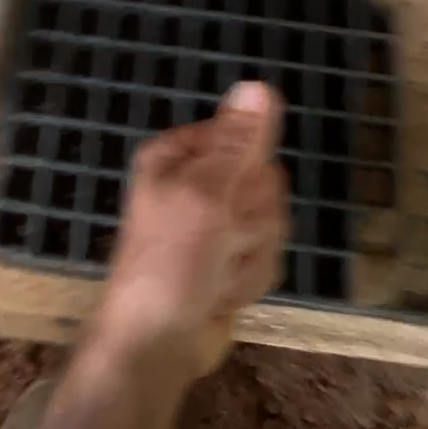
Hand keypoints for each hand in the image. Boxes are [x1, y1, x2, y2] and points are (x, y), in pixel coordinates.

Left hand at [36, 84, 287, 428]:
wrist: (157, 344)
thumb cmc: (171, 262)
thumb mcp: (205, 193)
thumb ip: (238, 142)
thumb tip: (258, 84)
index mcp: (179, 154)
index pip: (246, 139)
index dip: (249, 174)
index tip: (233, 197)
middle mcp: (196, 182)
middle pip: (264, 182)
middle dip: (252, 220)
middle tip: (222, 240)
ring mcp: (213, 223)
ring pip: (269, 221)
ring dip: (250, 254)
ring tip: (218, 272)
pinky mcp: (227, 258)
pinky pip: (263, 255)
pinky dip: (248, 277)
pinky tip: (223, 291)